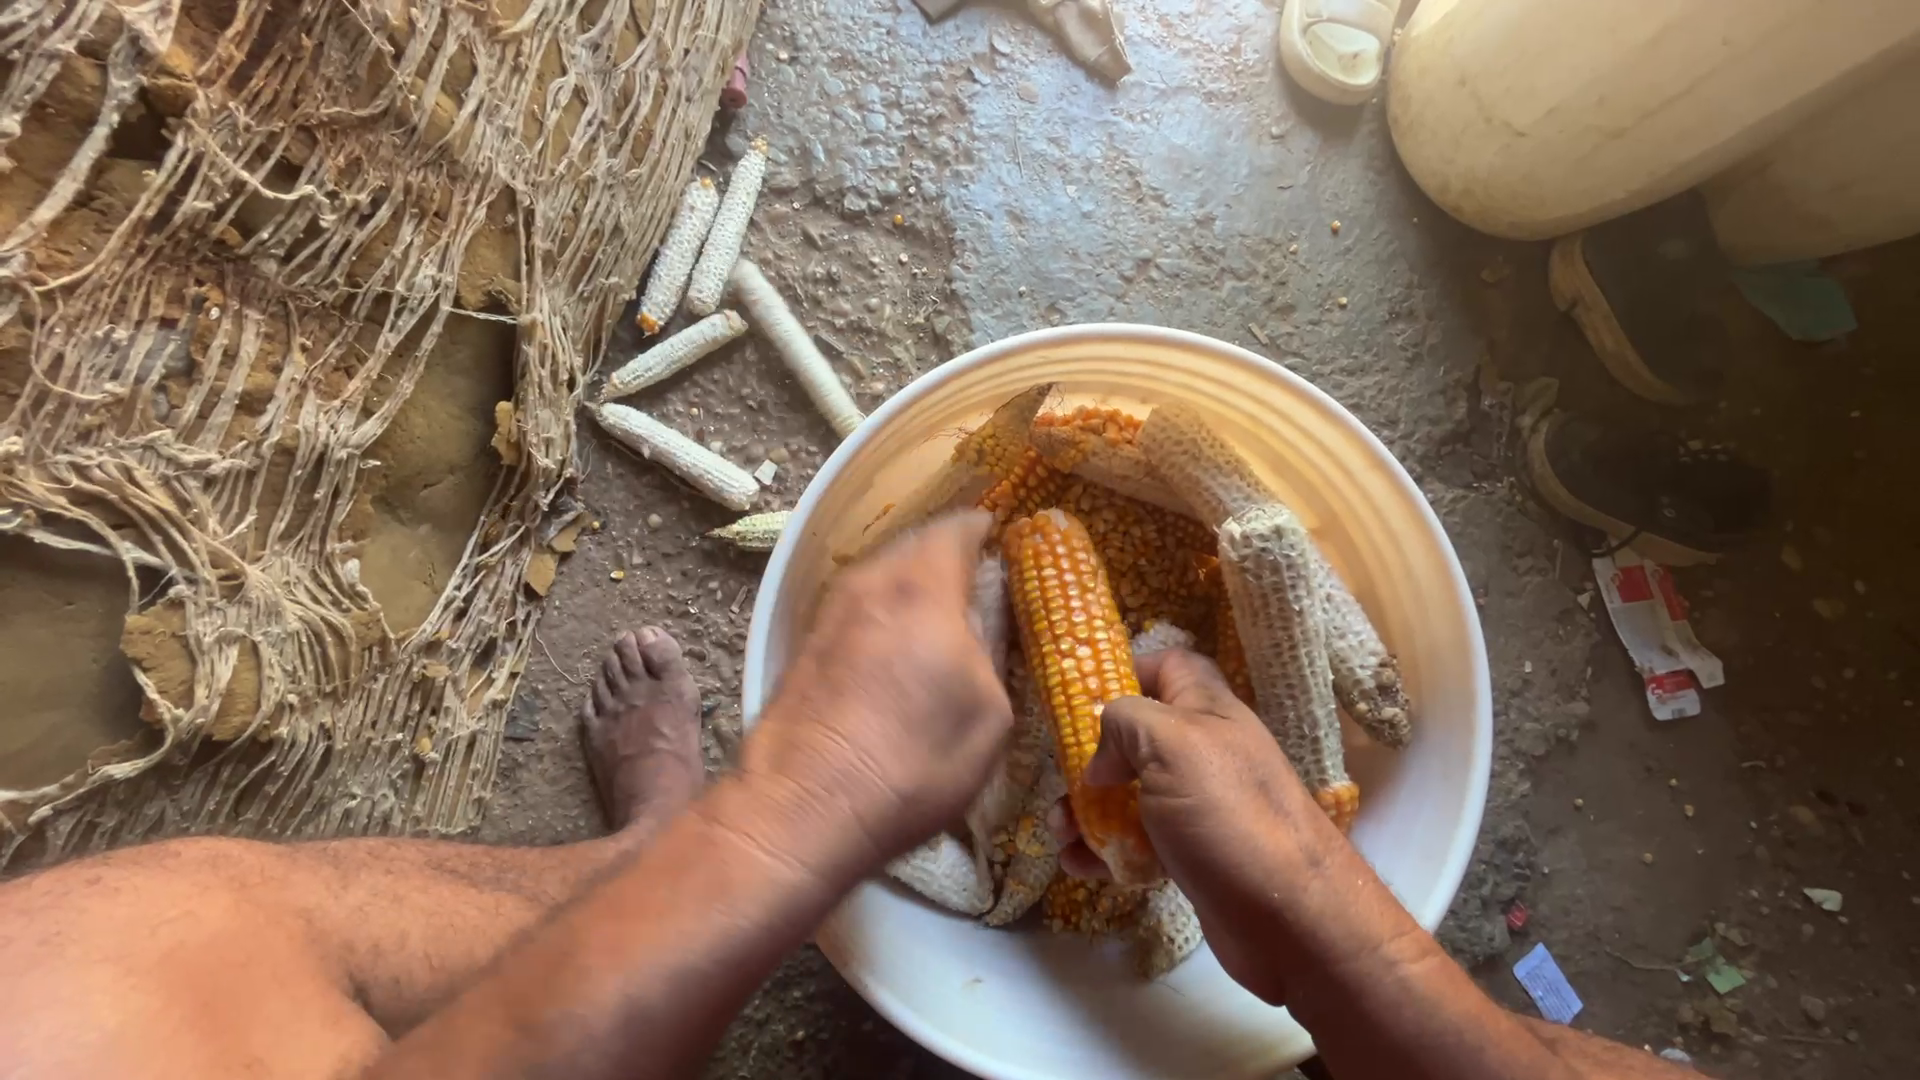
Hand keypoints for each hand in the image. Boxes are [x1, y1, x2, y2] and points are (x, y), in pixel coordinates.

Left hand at [743, 510, 1013, 872]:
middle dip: (948, 556)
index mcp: (922, 586)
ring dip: (912, 585)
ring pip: (882, 575)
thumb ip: (990, 650)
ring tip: (940, 617)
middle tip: (977, 583)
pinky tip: (897, 646)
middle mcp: (871, 581)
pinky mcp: (806, 641)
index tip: (1003, 544)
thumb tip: (979, 622)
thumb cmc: (913, 761)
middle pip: (916, 545)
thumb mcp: (988, 712)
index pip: (958, 528)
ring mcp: (831, 609)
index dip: (984, 532)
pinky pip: (859, 606)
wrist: (803, 807)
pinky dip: (884, 612)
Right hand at [1050, 648, 1346, 1003]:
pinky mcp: (1191, 854)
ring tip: (1059, 833)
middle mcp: (1203, 752)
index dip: (1128, 671)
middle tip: (1063, 781)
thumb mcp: (1172, 745)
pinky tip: (1079, 866)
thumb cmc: (1230, 816)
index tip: (1085, 698)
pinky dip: (1106, 851)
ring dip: (1087, 810)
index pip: (1169, 666)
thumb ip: (1126, 723)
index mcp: (1206, 711)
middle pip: (1137, 736)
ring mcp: (1198, 806)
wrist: (1295, 923)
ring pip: (1130, 794)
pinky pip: (1138, 842)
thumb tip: (1102, 757)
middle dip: (1090, 758)